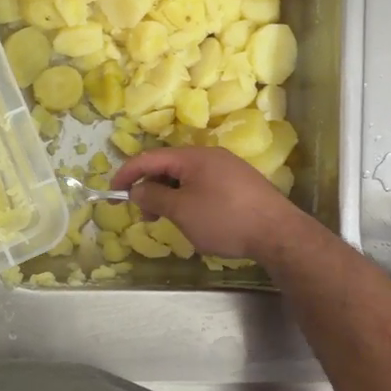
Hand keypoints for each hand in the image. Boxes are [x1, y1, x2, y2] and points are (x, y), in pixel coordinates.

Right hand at [112, 146, 303, 262]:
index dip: (126, 173)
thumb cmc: (224, 219)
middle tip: (142, 215)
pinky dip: (186, 198)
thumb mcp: (181, 211)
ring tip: (165, 221)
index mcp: (193, 157)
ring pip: (186, 178)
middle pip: (168, 166)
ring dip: (168, 196)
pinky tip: (192, 218)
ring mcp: (227, 169)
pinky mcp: (240, 185)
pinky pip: (203, 185)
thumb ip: (154, 198)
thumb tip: (137, 190)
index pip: (149, 158)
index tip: (112, 192)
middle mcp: (210, 156)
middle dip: (148, 188)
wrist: (278, 233)